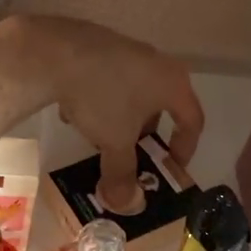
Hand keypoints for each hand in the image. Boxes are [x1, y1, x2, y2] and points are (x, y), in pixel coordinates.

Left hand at [11, 15, 204, 212]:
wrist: (57, 53)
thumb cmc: (103, 97)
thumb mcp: (115, 142)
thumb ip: (123, 173)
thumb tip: (125, 204)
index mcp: (173, 84)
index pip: (193, 121)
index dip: (185, 149)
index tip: (171, 169)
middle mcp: (157, 63)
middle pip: (159, 107)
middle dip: (144, 136)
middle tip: (130, 156)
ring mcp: (128, 51)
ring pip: (130, 94)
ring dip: (118, 119)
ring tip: (97, 139)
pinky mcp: (100, 46)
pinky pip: (106, 80)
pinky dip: (97, 100)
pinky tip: (73, 113)